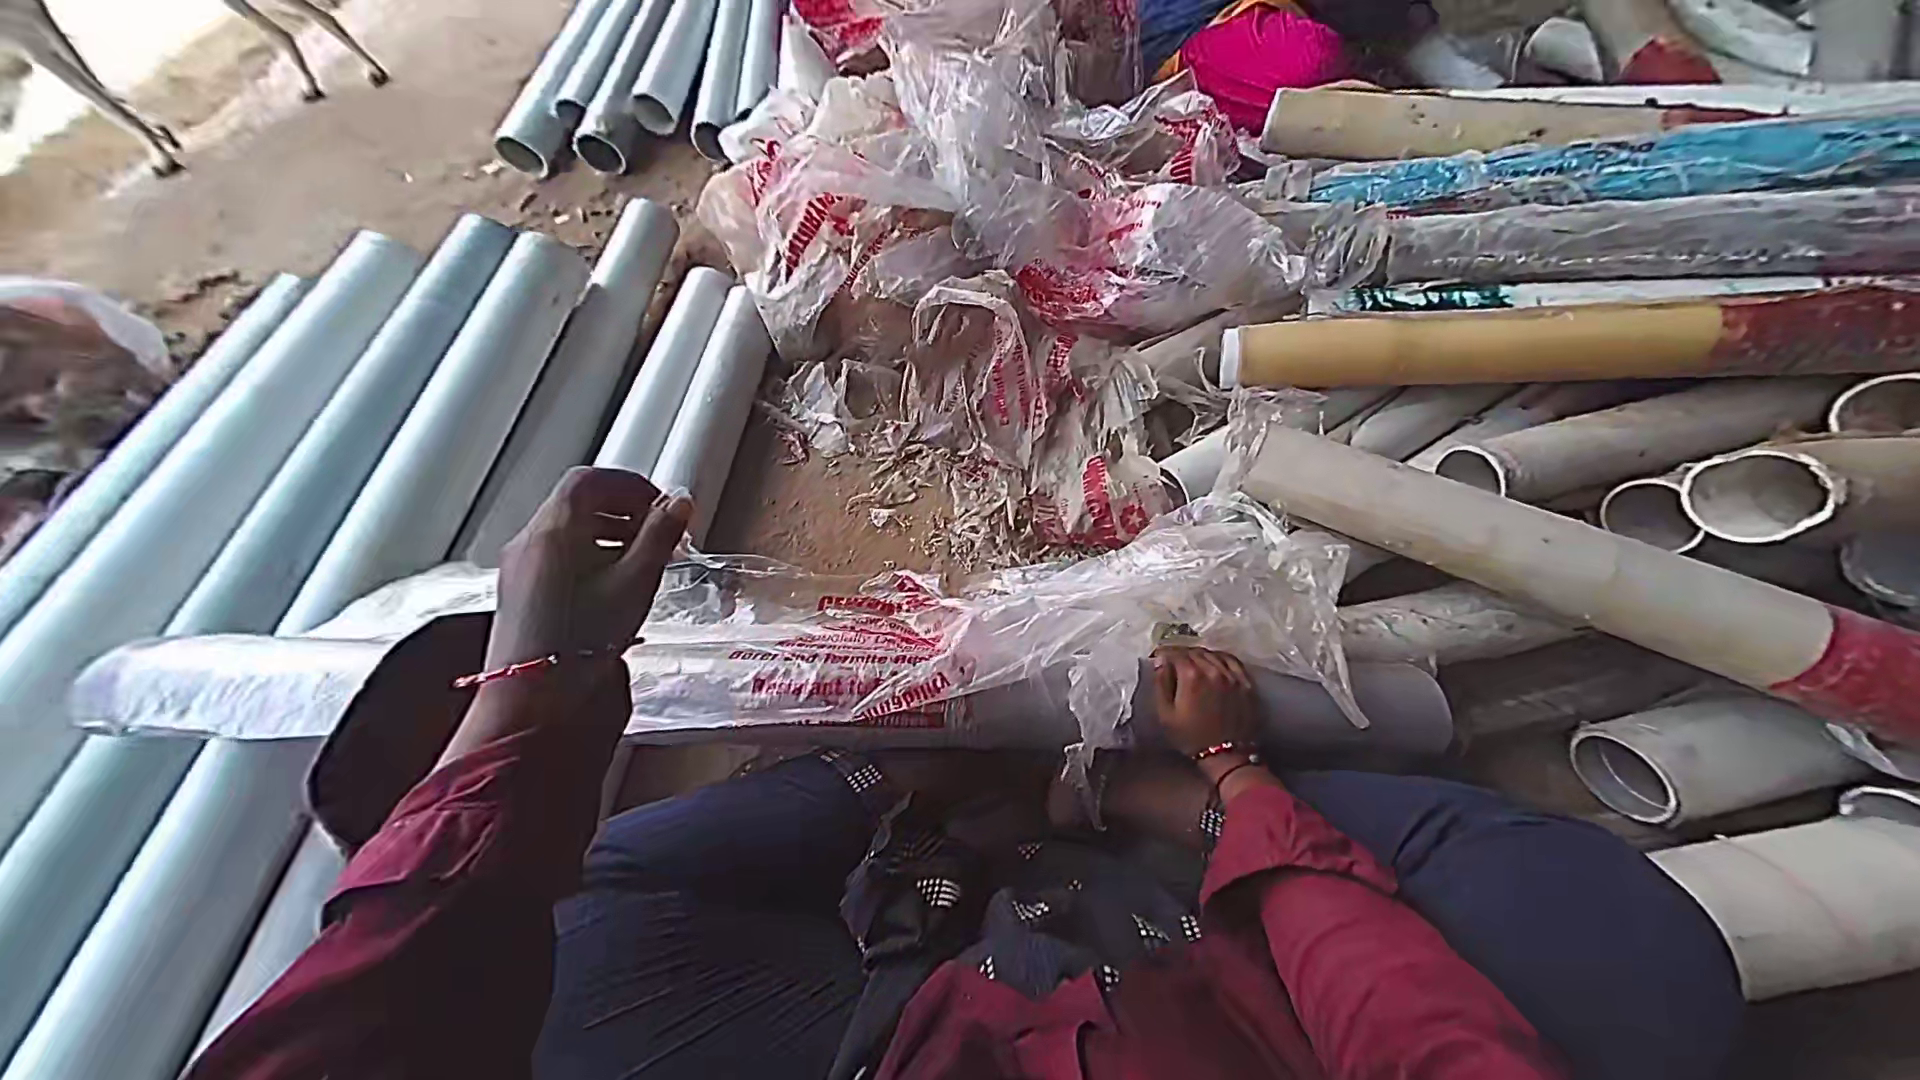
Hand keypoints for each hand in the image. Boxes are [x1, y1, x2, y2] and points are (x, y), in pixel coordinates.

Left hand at [471, 468, 689, 721]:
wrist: (535, 696)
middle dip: (625, 509)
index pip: (591, 480)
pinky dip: (592, 550)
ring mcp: (522, 564)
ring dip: (610, 530)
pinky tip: (616, 580)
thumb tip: (680, 503)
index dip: (631, 485)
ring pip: (570, 526)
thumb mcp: (636, 581)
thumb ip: (660, 537)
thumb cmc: (584, 639)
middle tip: (659, 531)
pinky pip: (559, 551)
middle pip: (579, 501)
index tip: (661, 505)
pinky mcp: (522, 587)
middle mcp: (531, 540)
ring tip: (643, 558)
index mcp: (555, 530)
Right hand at [1151, 646, 1259, 758]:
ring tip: (1191, 661)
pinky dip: (1219, 657)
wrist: (1227, 756)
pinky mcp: (1246, 683)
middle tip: (1172, 660)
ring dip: (1198, 654)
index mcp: (1191, 676)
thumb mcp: (1165, 714)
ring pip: (1212, 654)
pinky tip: (1214, 662)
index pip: (1175, 653)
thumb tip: (1159, 662)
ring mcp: (1232, 675)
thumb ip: (1160, 684)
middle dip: (1180, 653)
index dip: (1164, 653)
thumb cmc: (1191, 736)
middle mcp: (1213, 670)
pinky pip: (1231, 660)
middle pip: (1194, 651)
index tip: (1158, 657)